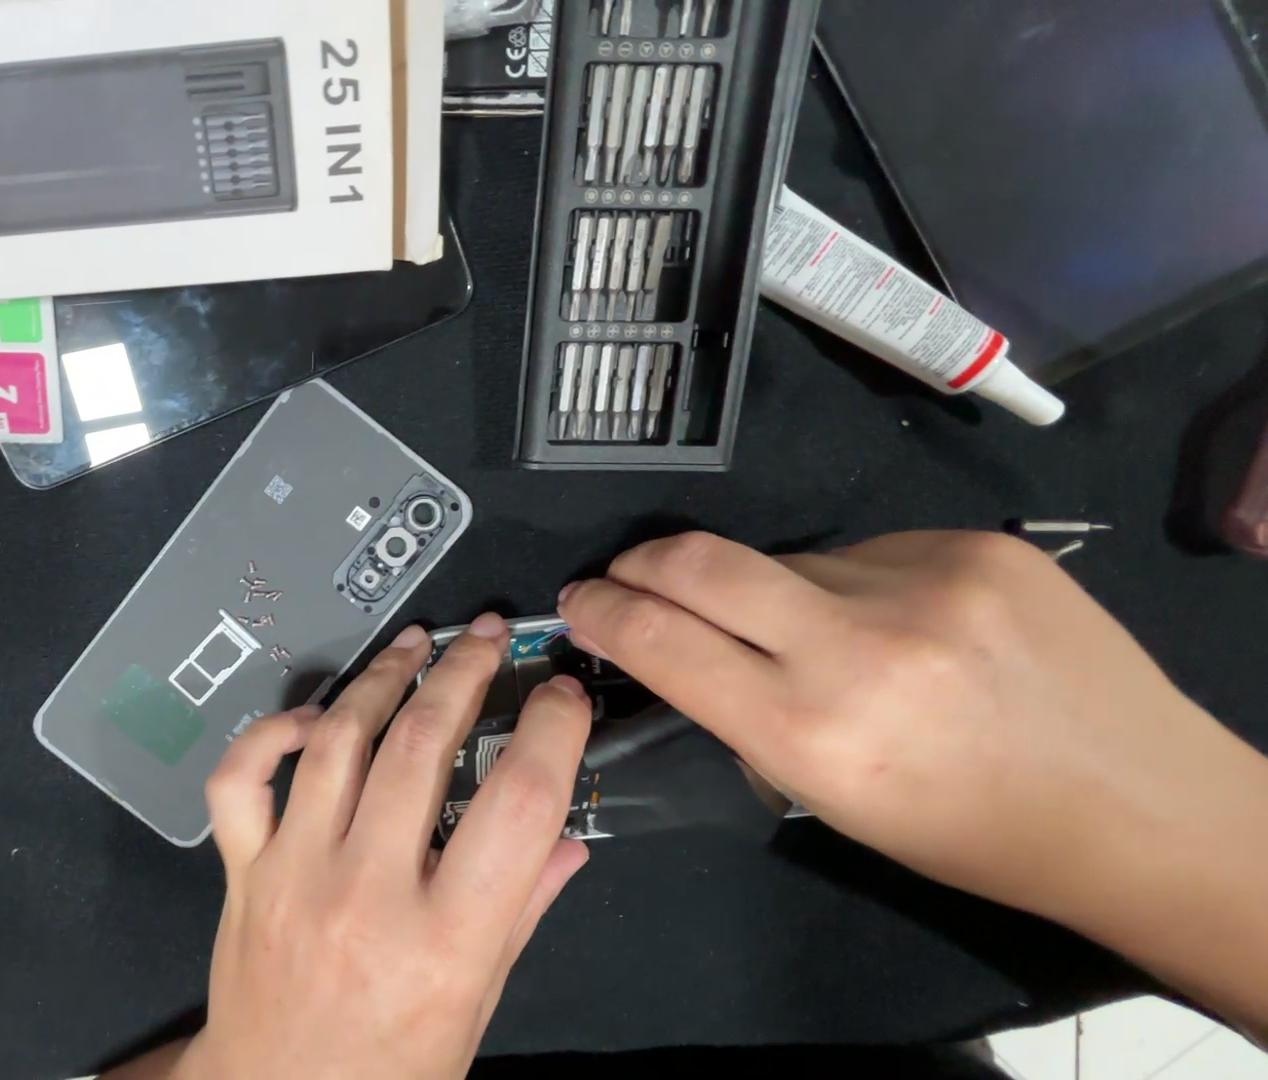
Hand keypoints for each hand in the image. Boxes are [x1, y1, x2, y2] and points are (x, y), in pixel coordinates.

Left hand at [174, 615, 593, 1079]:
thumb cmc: (392, 1065)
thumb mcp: (478, 1005)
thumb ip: (523, 911)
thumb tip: (570, 837)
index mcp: (445, 942)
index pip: (518, 808)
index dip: (552, 733)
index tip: (563, 694)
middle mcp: (366, 894)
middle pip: (421, 748)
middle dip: (463, 673)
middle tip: (488, 636)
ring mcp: (293, 873)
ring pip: (337, 741)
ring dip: (381, 679)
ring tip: (415, 645)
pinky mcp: (242, 869)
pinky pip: (242, 778)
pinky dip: (275, 731)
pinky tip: (317, 714)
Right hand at [557, 530, 1267, 1032]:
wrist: (1152, 813)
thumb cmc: (965, 829)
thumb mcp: (823, 796)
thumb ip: (738, 707)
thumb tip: (681, 641)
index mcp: (812, 730)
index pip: (659, 640)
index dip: (601, 612)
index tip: (578, 603)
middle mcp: (859, 645)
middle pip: (694, 562)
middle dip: (637, 564)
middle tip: (623, 575)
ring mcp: (922, 582)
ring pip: (778, 559)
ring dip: (760, 588)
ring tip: (810, 631)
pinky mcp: (971, 545)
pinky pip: (856, 551)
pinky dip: (843, 582)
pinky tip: (892, 620)